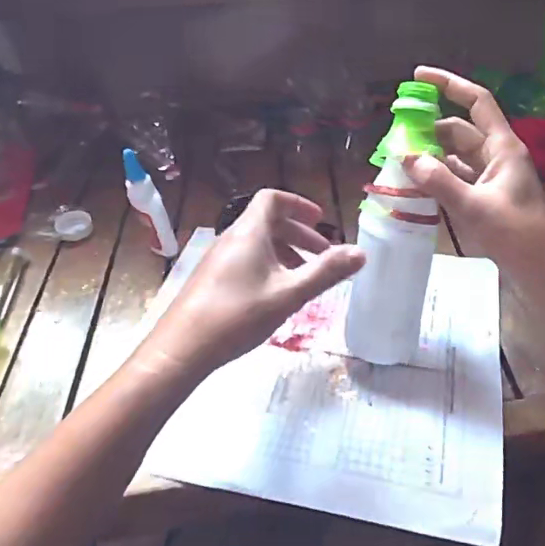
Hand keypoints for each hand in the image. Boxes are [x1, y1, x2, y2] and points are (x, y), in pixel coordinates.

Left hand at [141, 190, 365, 377]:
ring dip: (284, 254)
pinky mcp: (210, 279)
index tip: (321, 222)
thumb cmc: (238, 314)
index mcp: (249, 232)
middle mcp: (231, 238)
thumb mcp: (289, 294)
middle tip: (323, 258)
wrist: (183, 346)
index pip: (272, 199)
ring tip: (304, 280)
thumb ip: (325, 273)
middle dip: (299, 235)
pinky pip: (244, 260)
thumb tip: (361, 252)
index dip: (298, 204)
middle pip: (268, 222)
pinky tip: (276, 297)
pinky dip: (267, 267)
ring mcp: (217, 259)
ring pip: (257, 244)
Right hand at [402, 66, 544, 278]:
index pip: (477, 102)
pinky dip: (435, 176)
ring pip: (455, 155)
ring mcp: (491, 178)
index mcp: (504, 148)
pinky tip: (414, 183)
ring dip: (429, 154)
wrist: (543, 272)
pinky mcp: (485, 197)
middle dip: (428, 128)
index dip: (449, 84)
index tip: (418, 76)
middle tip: (395, 134)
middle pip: (459, 130)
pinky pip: (455, 177)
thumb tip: (407, 156)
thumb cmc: (517, 236)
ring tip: (398, 159)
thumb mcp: (474, 207)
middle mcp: (497, 156)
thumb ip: (439, 181)